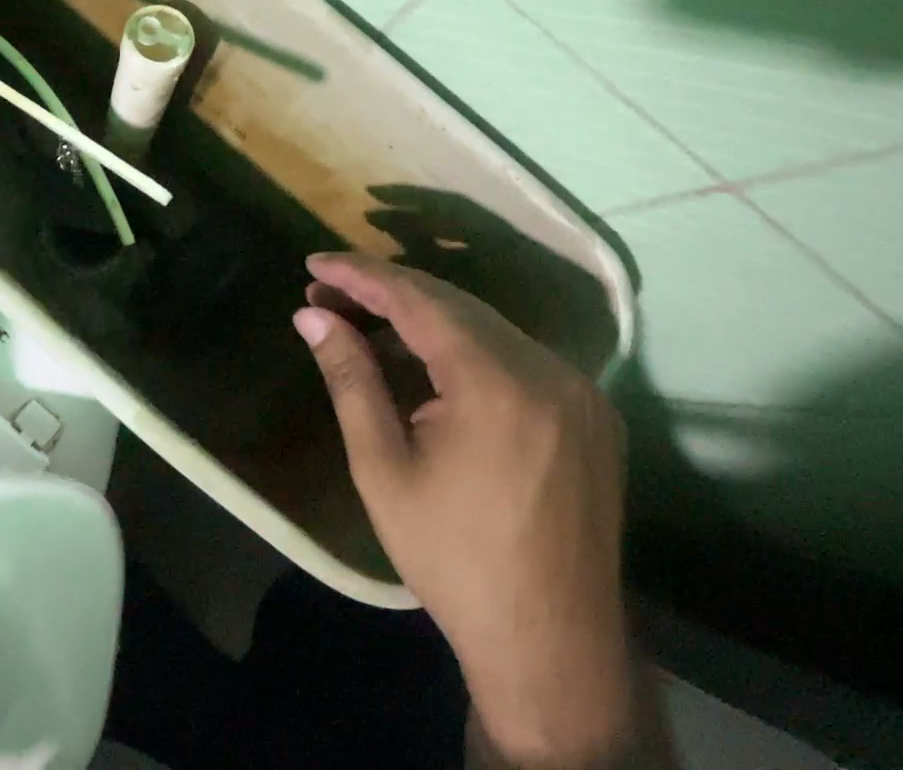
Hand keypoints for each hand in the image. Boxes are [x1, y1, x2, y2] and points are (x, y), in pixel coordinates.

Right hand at [293, 252, 635, 765]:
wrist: (550, 639)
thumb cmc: (449, 555)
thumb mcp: (382, 466)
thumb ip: (350, 379)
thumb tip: (312, 316)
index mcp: (497, 382)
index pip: (419, 300)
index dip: (361, 276)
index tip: (313, 264)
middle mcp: (550, 372)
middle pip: (457, 306)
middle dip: (388, 292)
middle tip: (326, 295)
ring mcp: (579, 392)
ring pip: (490, 328)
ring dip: (426, 319)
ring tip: (364, 322)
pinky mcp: (590, 415)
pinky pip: (517, 358)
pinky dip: (464, 347)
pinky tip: (425, 361)